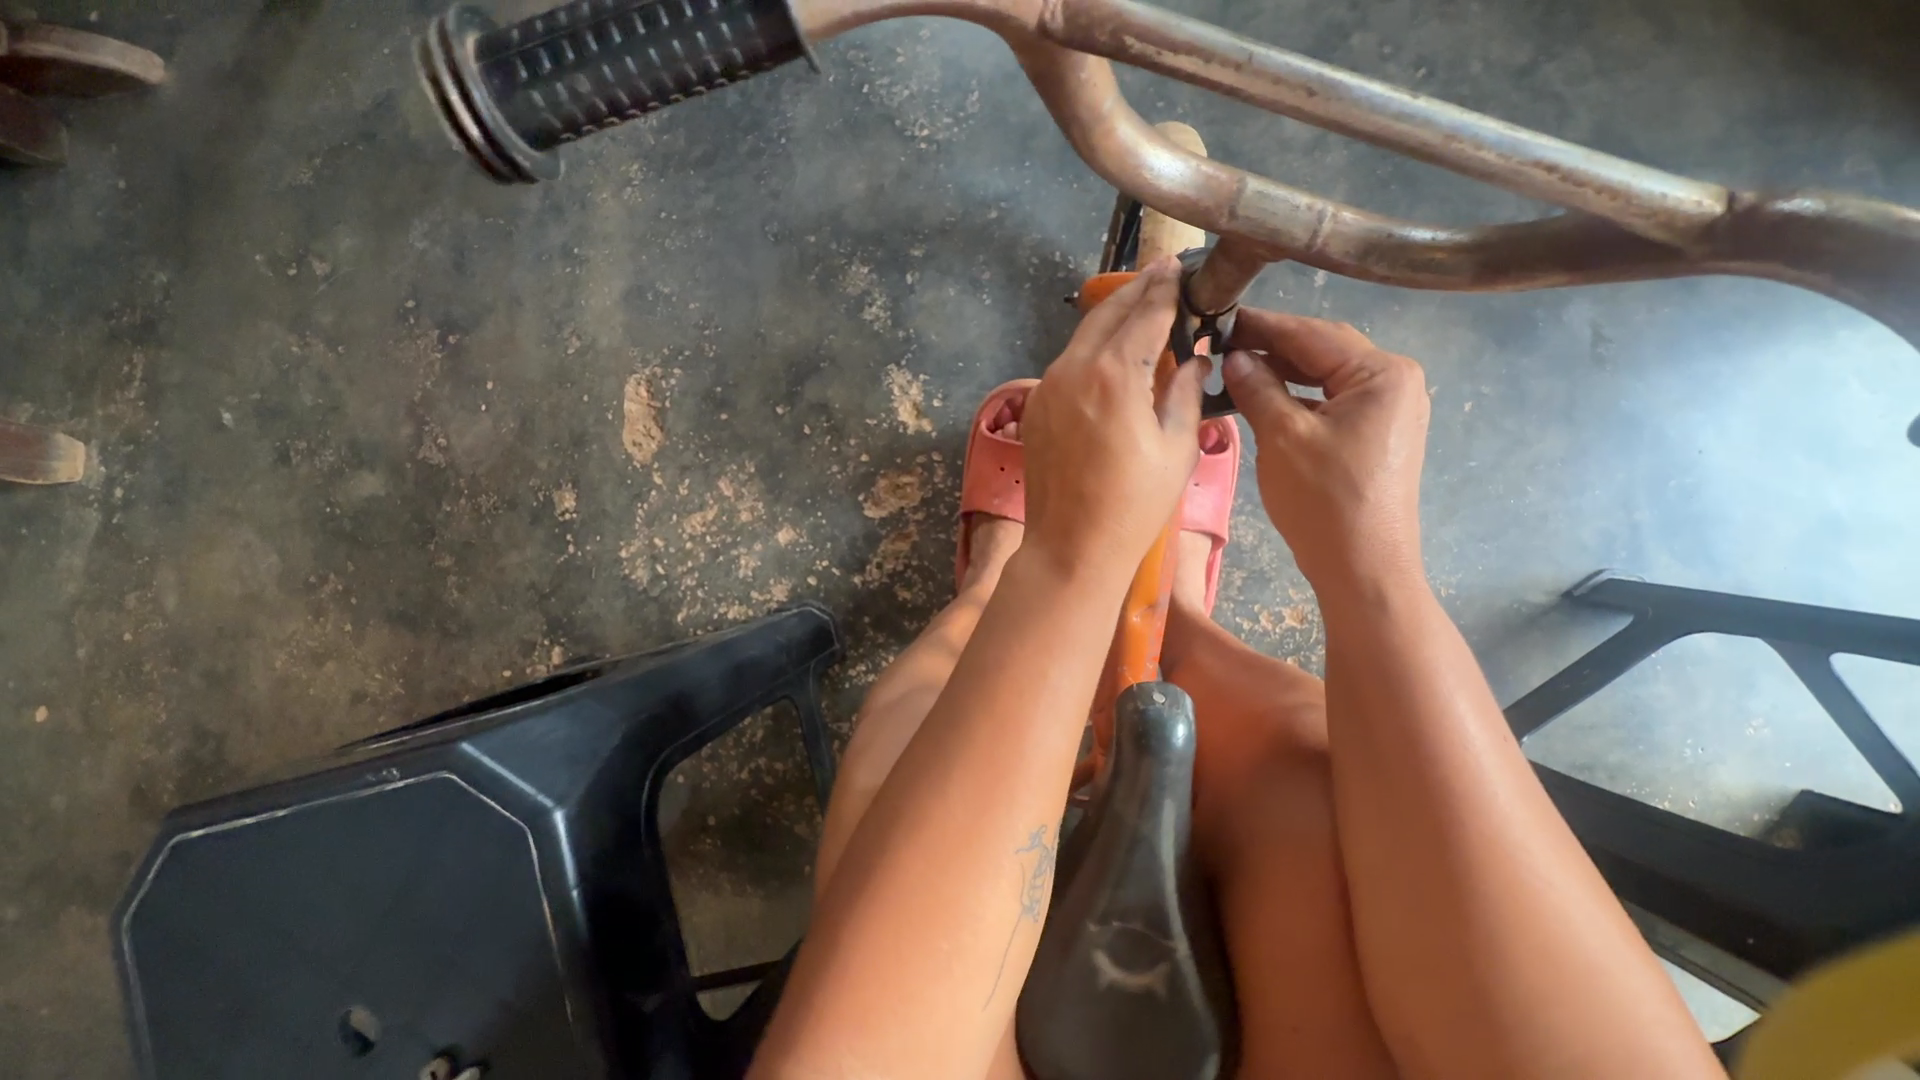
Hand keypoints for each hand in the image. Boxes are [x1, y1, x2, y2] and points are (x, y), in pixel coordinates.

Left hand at [1021, 256, 1207, 582]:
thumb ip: (1185, 393)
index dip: (1165, 289)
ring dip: (1111, 318)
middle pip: (1106, 313)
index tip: (1179, 269)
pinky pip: (1068, 363)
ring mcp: (1047, 387)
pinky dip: (1092, 348)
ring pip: (1082, 336)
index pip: (1145, 314)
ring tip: (1140, 306)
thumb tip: (1196, 360)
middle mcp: (1073, 369)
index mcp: (1113, 374)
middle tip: (1162, 275)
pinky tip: (1111, 353)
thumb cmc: (1133, 505)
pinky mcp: (1036, 407)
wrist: (1070, 547)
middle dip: (1136, 291)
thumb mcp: (1176, 449)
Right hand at [1222, 309, 1429, 591]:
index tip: (1218, 317)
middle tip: (1219, 342)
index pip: (1312, 334)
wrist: (1362, 568)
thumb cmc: (1324, 501)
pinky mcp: (1378, 435)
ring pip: (1325, 377)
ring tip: (1233, 368)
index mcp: (1382, 373)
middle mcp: (1395, 382)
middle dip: (1271, 346)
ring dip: (1281, 372)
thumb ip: (1257, 387)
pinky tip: (1261, 397)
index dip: (1261, 325)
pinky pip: (1331, 402)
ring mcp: (1390, 410)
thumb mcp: (1282, 437)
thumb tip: (1234, 356)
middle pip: (1323, 350)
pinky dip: (1296, 398)